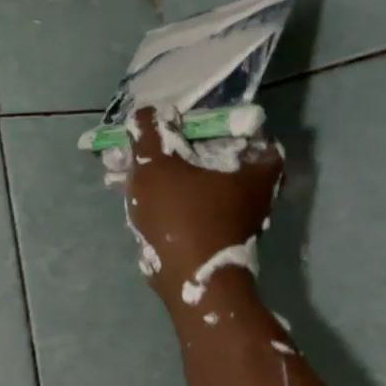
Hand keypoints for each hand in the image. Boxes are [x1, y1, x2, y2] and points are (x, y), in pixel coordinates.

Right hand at [124, 106, 283, 307]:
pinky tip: (136, 193)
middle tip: (147, 144)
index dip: (212, 122)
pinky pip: (192, 201)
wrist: (189, 274)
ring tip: (128, 169)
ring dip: (165, 172)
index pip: (245, 130)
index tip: (183, 122)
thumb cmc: (180, 212)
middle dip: (177, 148)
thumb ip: (150, 131)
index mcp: (256, 167)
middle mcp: (256, 189)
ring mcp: (239, 214)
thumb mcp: (155, 162)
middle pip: (214, 155)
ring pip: (198, 180)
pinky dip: (168, 194)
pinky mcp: (219, 233)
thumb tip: (149, 111)